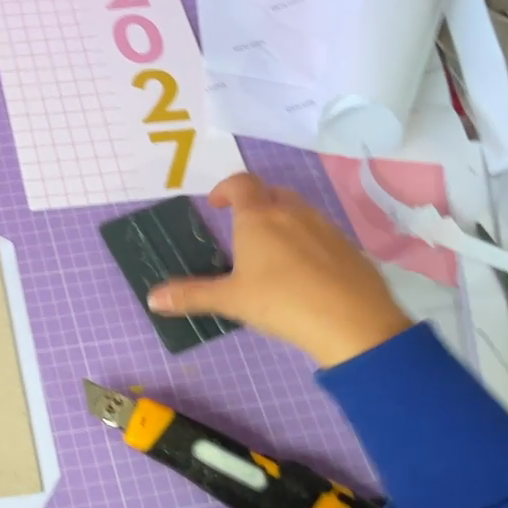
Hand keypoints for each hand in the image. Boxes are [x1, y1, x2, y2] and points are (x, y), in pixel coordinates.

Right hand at [147, 173, 410, 366]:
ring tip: (272, 249)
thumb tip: (152, 298)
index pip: (241, 183)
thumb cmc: (282, 303)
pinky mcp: (351, 249)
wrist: (355, 325)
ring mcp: (326, 228)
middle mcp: (293, 213)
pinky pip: (322, 232)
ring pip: (300, 210)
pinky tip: (304, 271)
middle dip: (255, 201)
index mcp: (259, 217)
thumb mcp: (230, 300)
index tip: (216, 205)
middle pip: (272, 192)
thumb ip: (191, 295)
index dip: (225, 188)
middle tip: (242, 226)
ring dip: (283, 218)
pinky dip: (307, 239)